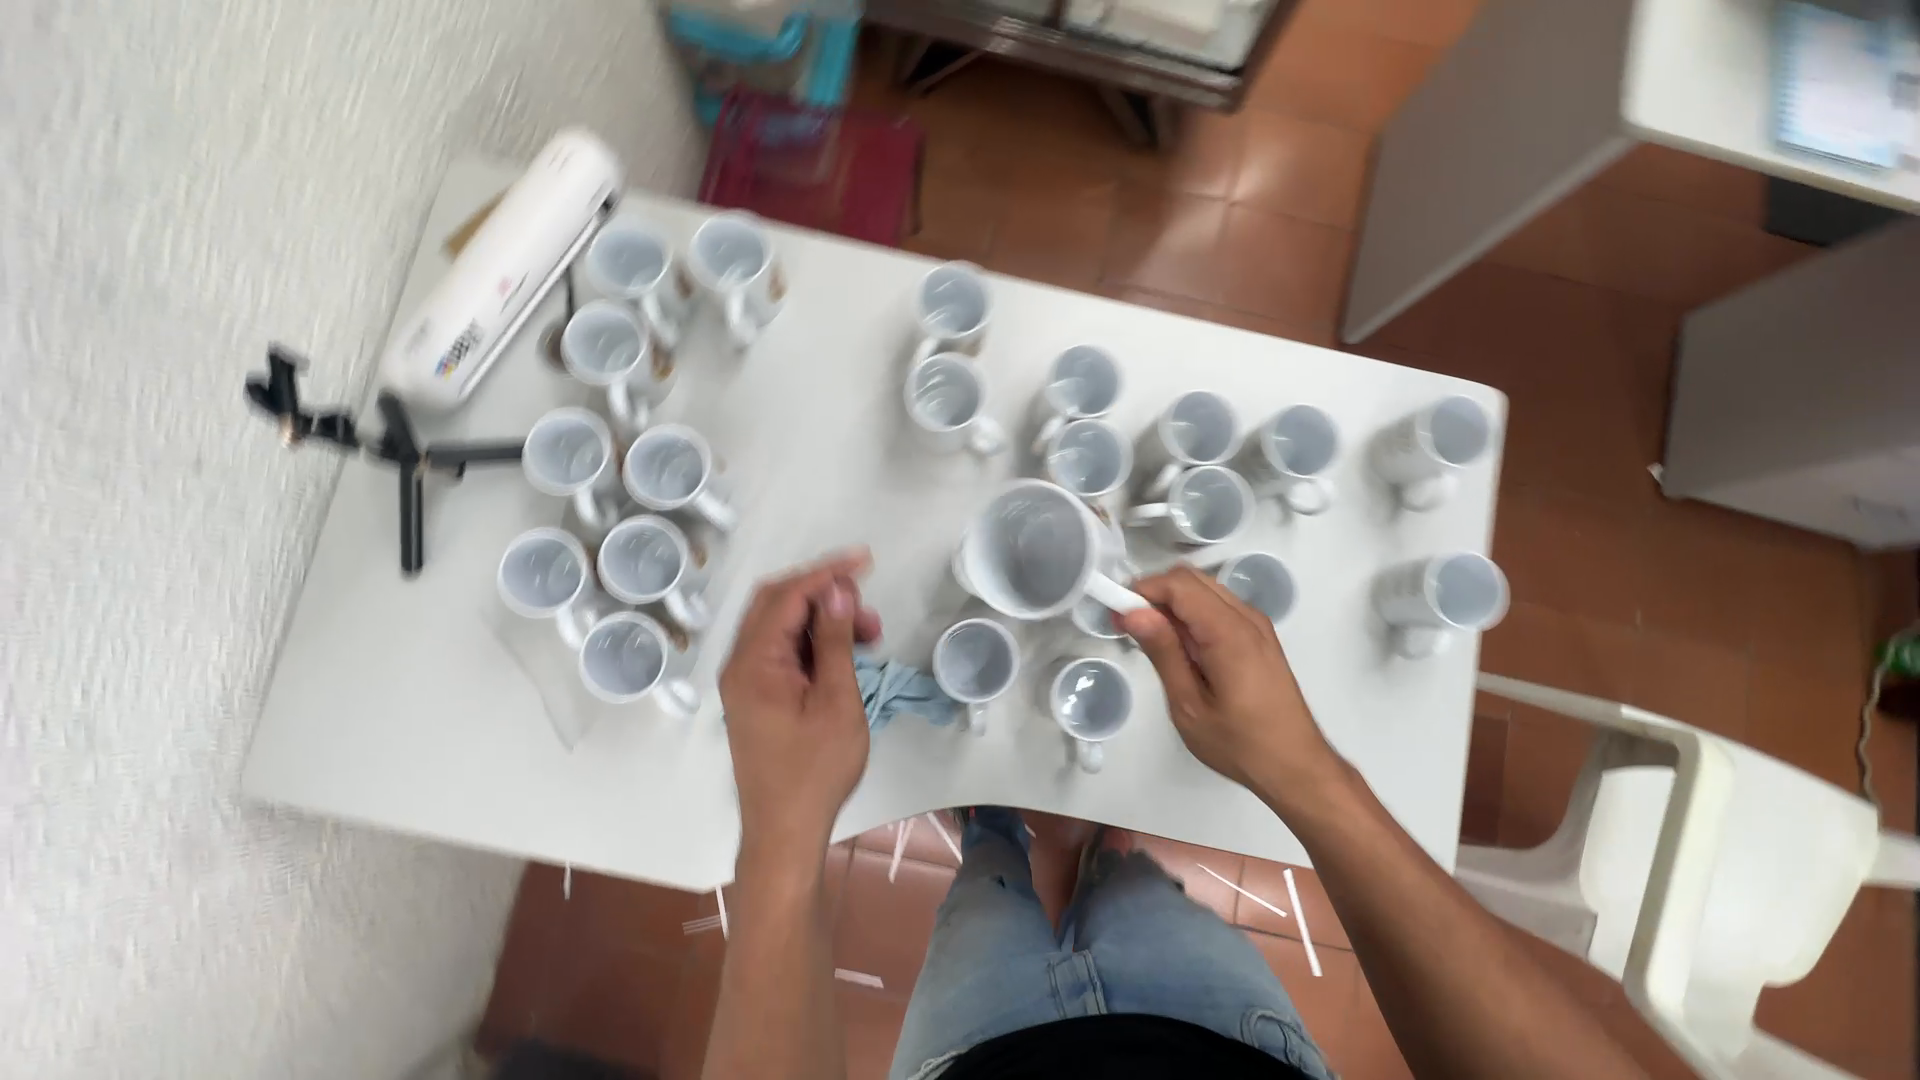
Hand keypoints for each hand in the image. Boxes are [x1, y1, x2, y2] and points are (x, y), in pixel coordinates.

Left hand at [720, 549, 882, 864]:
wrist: (785, 832)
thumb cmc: (815, 771)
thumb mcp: (836, 702)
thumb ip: (834, 641)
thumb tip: (836, 591)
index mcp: (753, 662)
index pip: (787, 596)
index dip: (826, 572)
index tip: (865, 561)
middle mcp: (740, 664)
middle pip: (777, 604)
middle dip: (824, 594)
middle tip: (866, 607)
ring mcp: (745, 681)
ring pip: (781, 627)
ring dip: (822, 620)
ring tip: (868, 634)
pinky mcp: (756, 697)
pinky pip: (782, 652)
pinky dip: (813, 644)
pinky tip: (847, 654)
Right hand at [1117, 565, 1340, 802]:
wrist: (1296, 768)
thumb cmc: (1240, 744)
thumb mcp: (1189, 705)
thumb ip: (1163, 652)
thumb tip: (1134, 612)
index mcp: (1229, 633)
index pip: (1179, 585)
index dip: (1142, 590)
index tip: (1116, 614)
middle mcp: (1247, 618)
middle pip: (1192, 579)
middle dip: (1154, 593)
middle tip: (1127, 626)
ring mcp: (1257, 626)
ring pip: (1205, 590)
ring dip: (1172, 603)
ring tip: (1149, 638)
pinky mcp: (1259, 638)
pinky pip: (1218, 607)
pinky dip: (1191, 614)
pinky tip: (1179, 647)